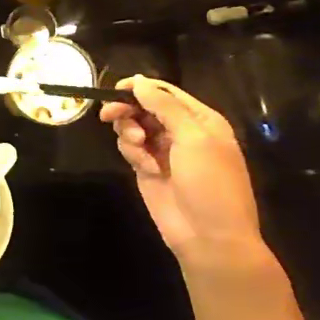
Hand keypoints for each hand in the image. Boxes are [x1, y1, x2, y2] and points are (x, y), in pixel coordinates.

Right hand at [100, 77, 263, 263]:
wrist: (211, 238)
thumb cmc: (211, 183)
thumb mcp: (194, 138)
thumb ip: (165, 107)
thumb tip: (139, 81)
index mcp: (200, 119)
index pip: (166, 92)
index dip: (141, 87)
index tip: (116, 89)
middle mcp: (181, 131)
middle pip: (145, 107)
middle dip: (128, 109)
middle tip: (109, 115)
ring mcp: (163, 151)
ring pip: (134, 126)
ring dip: (130, 132)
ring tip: (137, 146)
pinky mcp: (147, 170)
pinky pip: (130, 149)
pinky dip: (132, 153)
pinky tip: (145, 167)